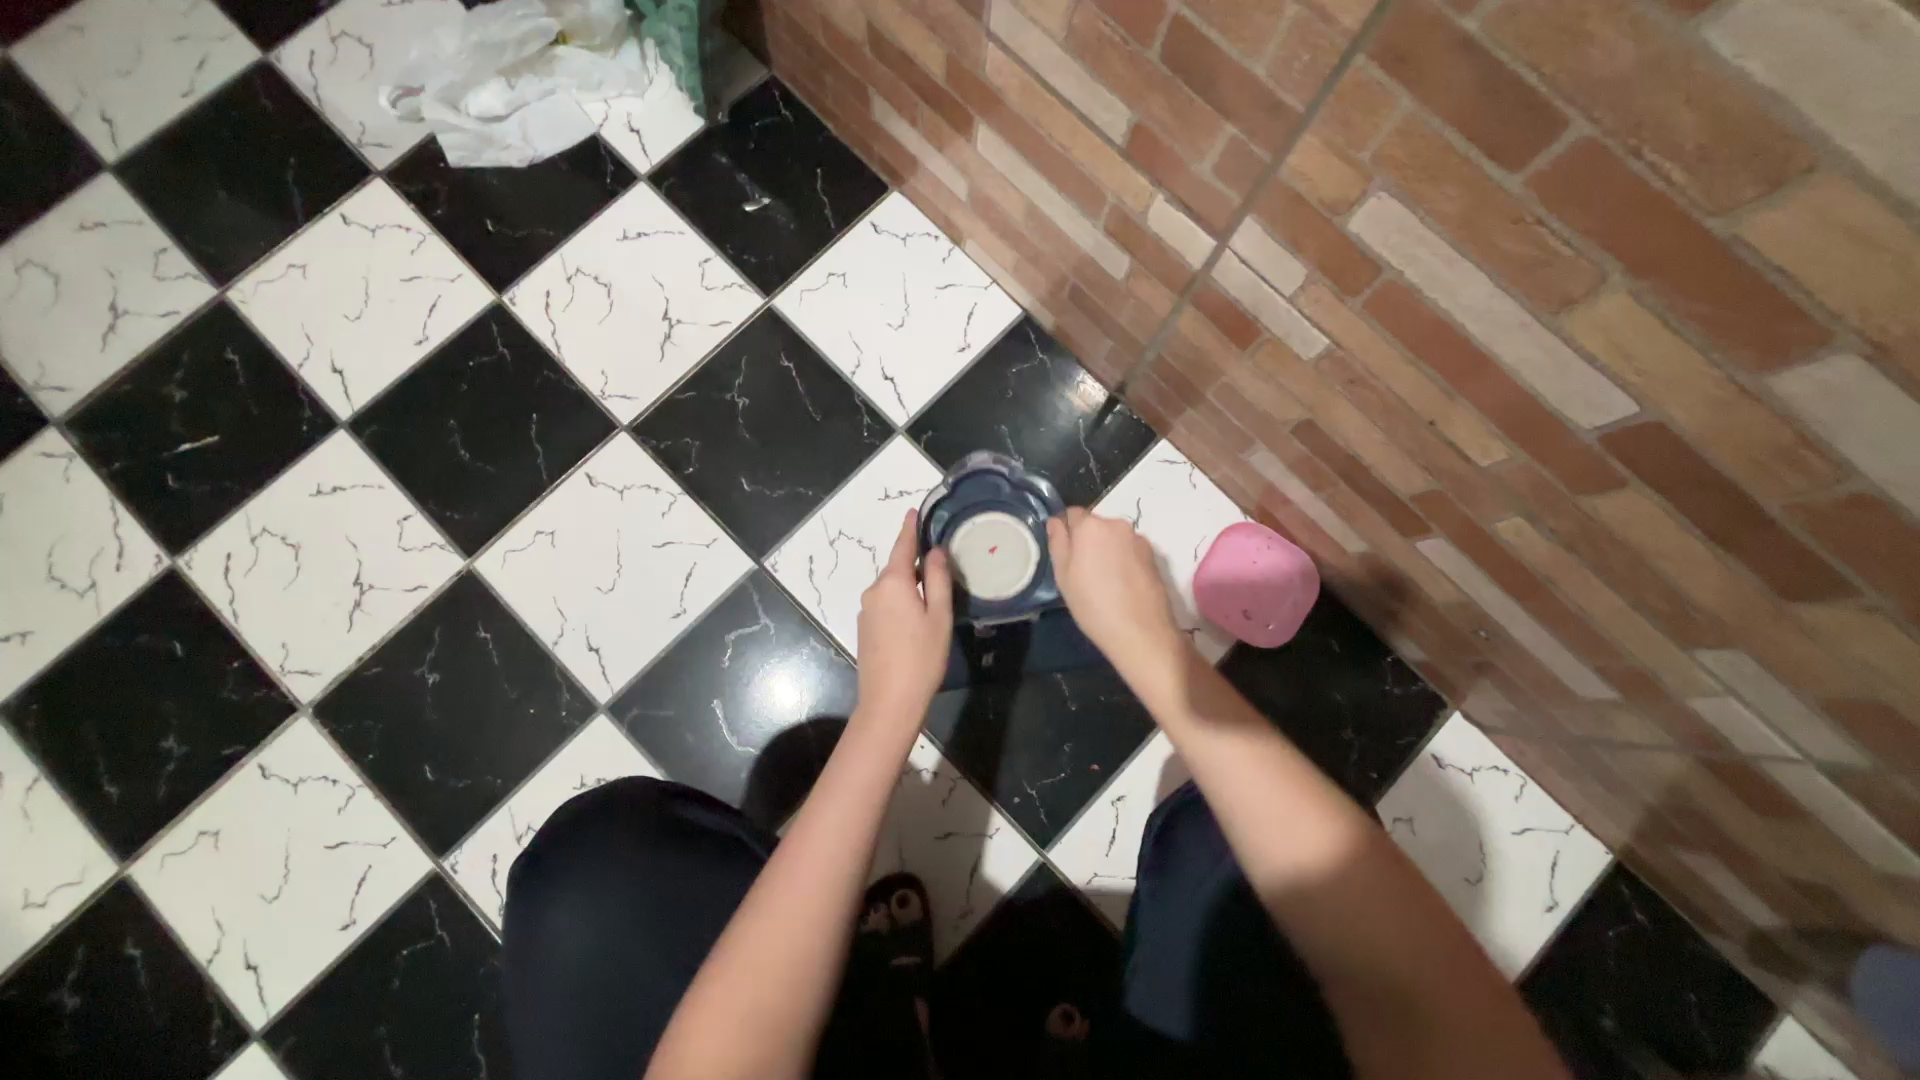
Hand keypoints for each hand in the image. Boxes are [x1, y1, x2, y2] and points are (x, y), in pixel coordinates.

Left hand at [855, 510, 953, 724]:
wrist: (889, 702)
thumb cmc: (921, 657)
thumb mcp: (939, 616)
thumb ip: (937, 579)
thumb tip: (935, 551)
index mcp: (892, 583)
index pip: (902, 546)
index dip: (910, 528)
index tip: (913, 511)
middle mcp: (874, 591)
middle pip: (897, 568)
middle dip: (915, 563)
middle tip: (940, 562)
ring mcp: (866, 612)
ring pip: (891, 589)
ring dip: (909, 587)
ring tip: (934, 594)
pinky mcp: (865, 630)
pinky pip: (886, 605)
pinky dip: (901, 603)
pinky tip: (916, 618)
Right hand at [1046, 508, 1188, 681]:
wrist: (1141, 632)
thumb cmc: (1093, 604)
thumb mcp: (1063, 575)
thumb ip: (1058, 542)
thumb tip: (1056, 521)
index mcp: (1091, 526)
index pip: (1071, 514)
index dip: (1066, 532)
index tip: (1065, 556)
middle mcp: (1117, 525)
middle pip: (1095, 525)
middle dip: (1087, 541)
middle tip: (1083, 572)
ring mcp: (1139, 539)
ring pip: (1114, 538)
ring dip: (1107, 550)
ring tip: (1105, 582)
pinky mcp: (1154, 556)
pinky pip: (1130, 550)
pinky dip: (1124, 560)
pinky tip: (1122, 586)